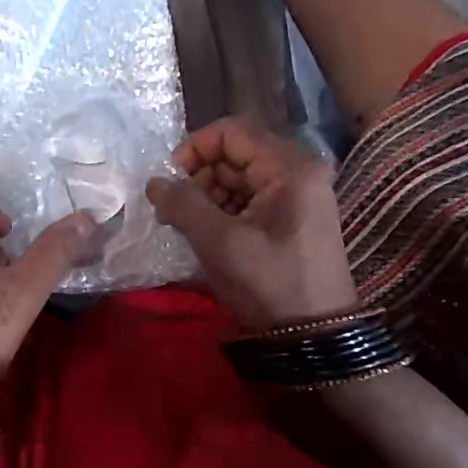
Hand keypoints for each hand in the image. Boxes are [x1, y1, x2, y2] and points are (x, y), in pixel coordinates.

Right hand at [147, 117, 357, 329]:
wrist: (313, 335)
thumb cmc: (270, 284)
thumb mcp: (221, 244)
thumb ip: (184, 206)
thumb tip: (154, 182)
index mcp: (289, 168)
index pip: (233, 132)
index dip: (194, 148)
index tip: (169, 180)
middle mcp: (297, 172)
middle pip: (235, 154)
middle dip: (198, 177)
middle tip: (173, 210)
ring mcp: (296, 197)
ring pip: (238, 178)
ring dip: (207, 196)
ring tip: (185, 226)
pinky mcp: (290, 219)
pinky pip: (248, 200)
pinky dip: (222, 211)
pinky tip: (205, 235)